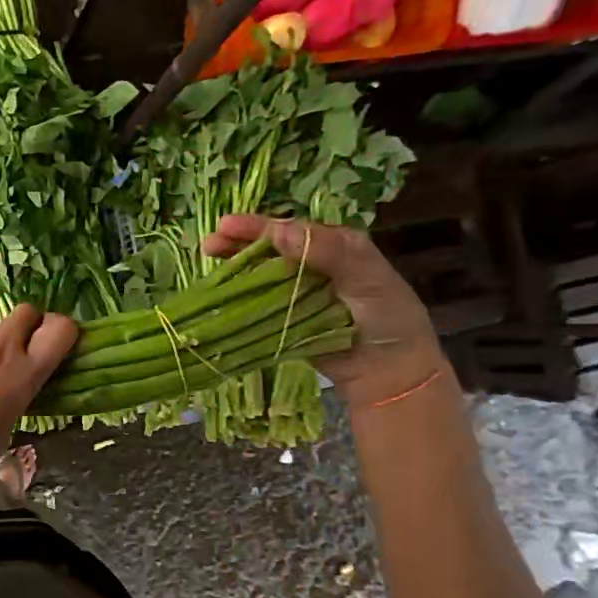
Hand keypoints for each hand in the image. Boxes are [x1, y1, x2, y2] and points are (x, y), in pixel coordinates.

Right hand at [202, 214, 442, 410]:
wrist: (391, 371)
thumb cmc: (388, 316)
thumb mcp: (367, 276)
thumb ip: (329, 250)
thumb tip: (280, 231)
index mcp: (332, 245)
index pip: (289, 230)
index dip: (256, 227)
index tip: (226, 226)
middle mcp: (312, 264)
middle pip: (267, 249)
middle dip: (237, 244)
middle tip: (208, 245)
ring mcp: (296, 294)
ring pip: (258, 274)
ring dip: (232, 268)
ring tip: (207, 263)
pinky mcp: (285, 320)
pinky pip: (259, 305)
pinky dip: (238, 298)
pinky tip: (218, 296)